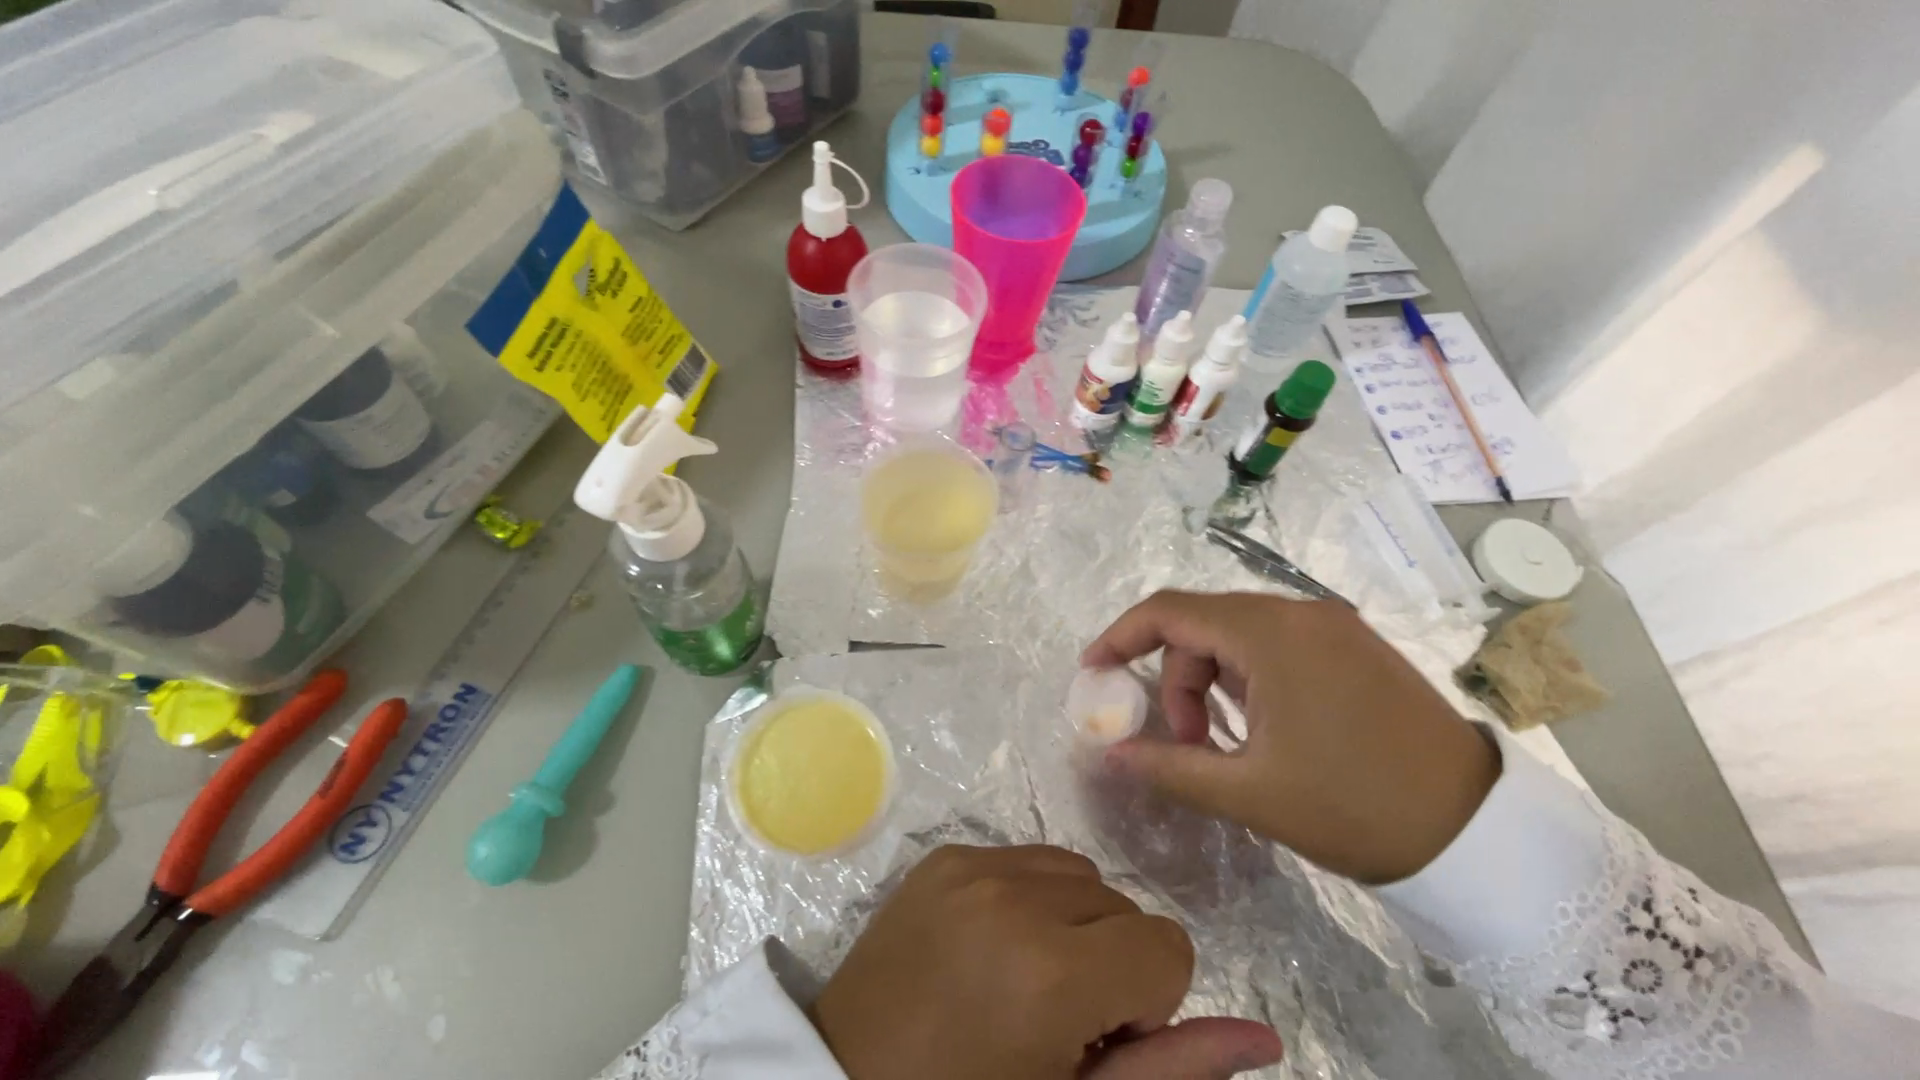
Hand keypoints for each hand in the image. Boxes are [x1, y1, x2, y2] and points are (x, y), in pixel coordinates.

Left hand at [812, 845, 1282, 1079]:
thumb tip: (1264, 1038)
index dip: (1147, 1001)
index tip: (1094, 1035)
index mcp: (1052, 972)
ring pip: (1080, 874)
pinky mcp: (941, 855)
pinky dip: (1029, 897)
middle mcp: (1013, 898)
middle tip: (1052, 1016)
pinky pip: (1027, 857)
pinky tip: (990, 948)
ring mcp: (970, 866)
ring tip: (1022, 979)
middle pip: (1124, 904)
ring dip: (1074, 923)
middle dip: (1109, 960)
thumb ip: (1174, 1069)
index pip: (1169, 947)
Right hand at [1081, 591, 1500, 883]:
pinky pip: (1279, 647)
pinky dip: (1249, 679)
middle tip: (1185, 742)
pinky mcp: (1358, 649)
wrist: (1475, 832)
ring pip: (1241, 636)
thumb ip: (1168, 765)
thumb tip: (1110, 754)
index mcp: (1273, 634)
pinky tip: (1260, 728)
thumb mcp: (1247, 792)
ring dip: (1212, 682)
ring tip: (1223, 746)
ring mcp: (1336, 628)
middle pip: (1205, 624)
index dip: (1121, 636)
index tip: (1092, 671)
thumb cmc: (1353, 807)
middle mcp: (1303, 613)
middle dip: (1175, 677)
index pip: (1170, 611)